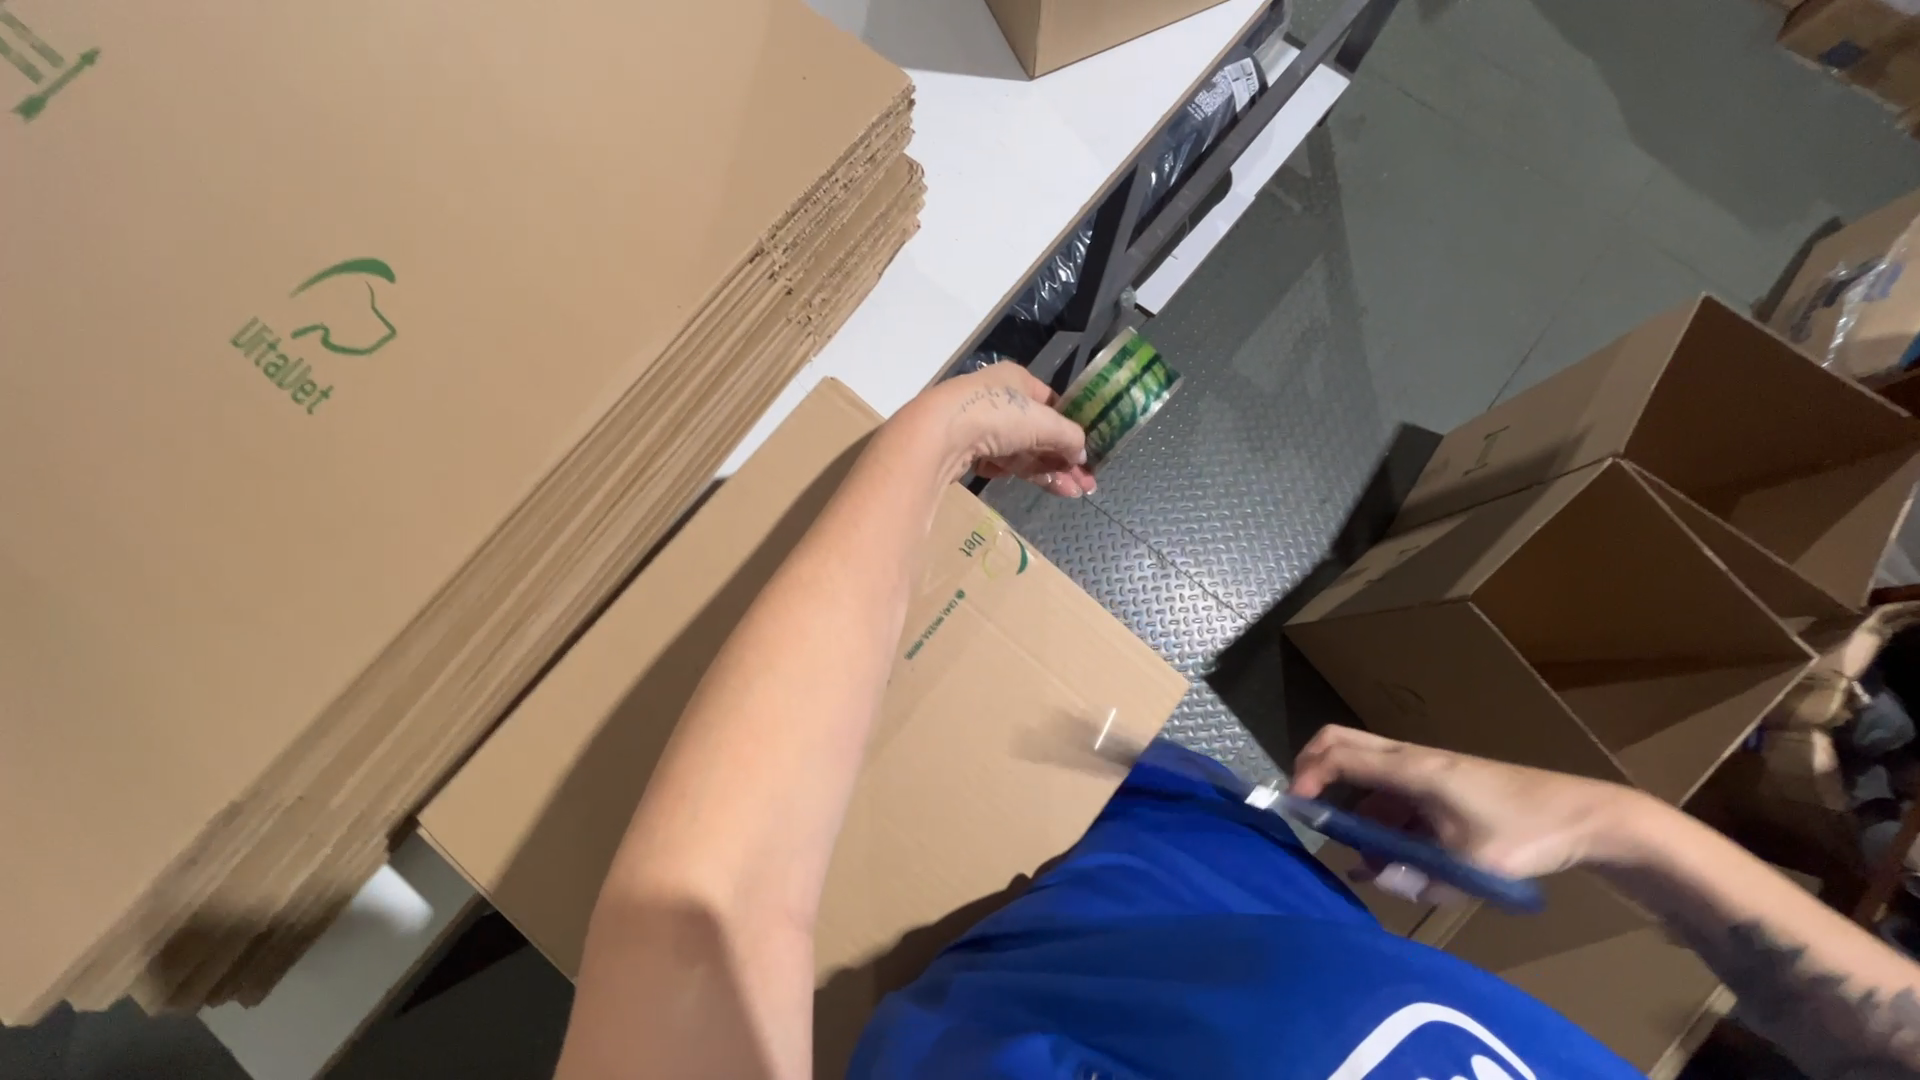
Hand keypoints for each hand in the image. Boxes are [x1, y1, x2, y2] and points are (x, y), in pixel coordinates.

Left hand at [900, 364, 1095, 497]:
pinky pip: (1000, 463)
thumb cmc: (997, 415)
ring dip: (1049, 472)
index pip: (1052, 404)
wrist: (938, 435)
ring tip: (1073, 493)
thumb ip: (1068, 436)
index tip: (1088, 452)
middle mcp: (997, 398)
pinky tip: (1040, 487)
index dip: (1071, 428)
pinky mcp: (965, 450)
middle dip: (1064, 459)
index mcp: (1016, 379)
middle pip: (1038, 432)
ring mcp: (979, 425)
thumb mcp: (1044, 422)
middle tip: (1086, 485)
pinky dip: (1020, 474)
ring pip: (1021, 451)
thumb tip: (1081, 453)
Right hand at [1289, 726, 1656, 887]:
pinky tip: (1392, 856)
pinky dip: (1378, 817)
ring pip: (1365, 773)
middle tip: (1303, 806)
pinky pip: (1390, 791)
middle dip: (1313, 769)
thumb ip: (1418, 877)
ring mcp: (1423, 769)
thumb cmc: (1527, 834)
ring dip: (1352, 807)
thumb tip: (1373, 877)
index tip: (1295, 807)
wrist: (1586, 816)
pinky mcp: (1437, 783)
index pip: (1338, 756)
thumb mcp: (1472, 867)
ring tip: (1362, 858)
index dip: (1307, 776)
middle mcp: (1409, 759)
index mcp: (1411, 769)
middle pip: (1340, 743)